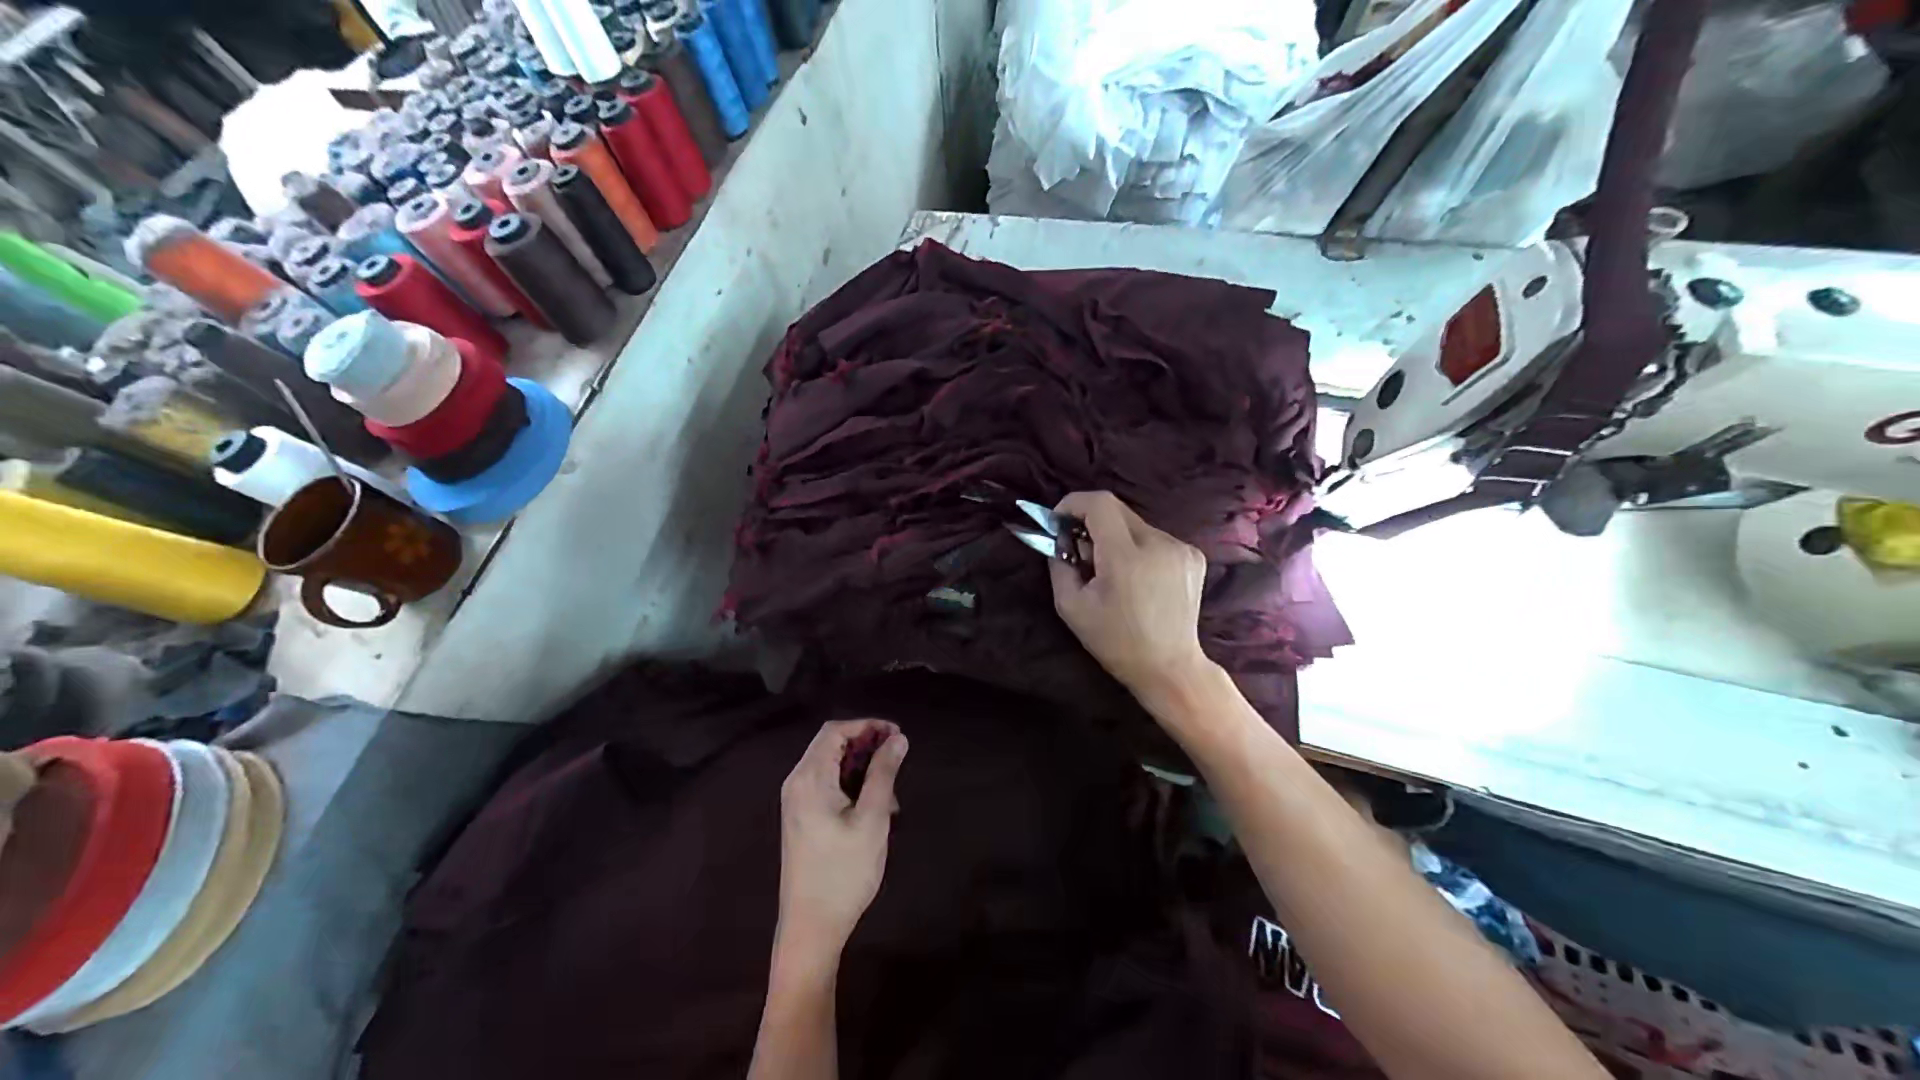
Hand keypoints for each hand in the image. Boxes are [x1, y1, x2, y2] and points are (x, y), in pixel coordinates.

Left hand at [774, 720, 908, 962]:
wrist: (811, 926)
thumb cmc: (843, 872)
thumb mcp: (872, 819)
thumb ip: (884, 774)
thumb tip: (898, 739)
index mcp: (809, 778)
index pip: (835, 731)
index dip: (867, 725)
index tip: (897, 735)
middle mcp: (797, 783)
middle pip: (831, 744)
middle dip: (867, 745)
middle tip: (898, 758)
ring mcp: (797, 801)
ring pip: (832, 765)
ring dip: (862, 767)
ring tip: (892, 790)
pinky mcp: (802, 817)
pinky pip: (828, 785)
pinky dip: (852, 784)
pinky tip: (877, 806)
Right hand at [1048, 491, 1212, 708]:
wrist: (1170, 668)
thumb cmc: (1115, 642)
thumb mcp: (1071, 607)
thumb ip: (1059, 565)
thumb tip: (1060, 539)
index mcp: (1126, 556)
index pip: (1099, 503)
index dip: (1073, 503)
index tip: (1059, 521)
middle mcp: (1158, 543)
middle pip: (1117, 510)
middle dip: (1091, 522)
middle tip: (1079, 550)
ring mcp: (1180, 548)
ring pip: (1136, 525)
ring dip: (1115, 537)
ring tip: (1111, 571)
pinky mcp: (1193, 556)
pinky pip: (1155, 539)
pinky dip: (1138, 549)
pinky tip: (1137, 578)